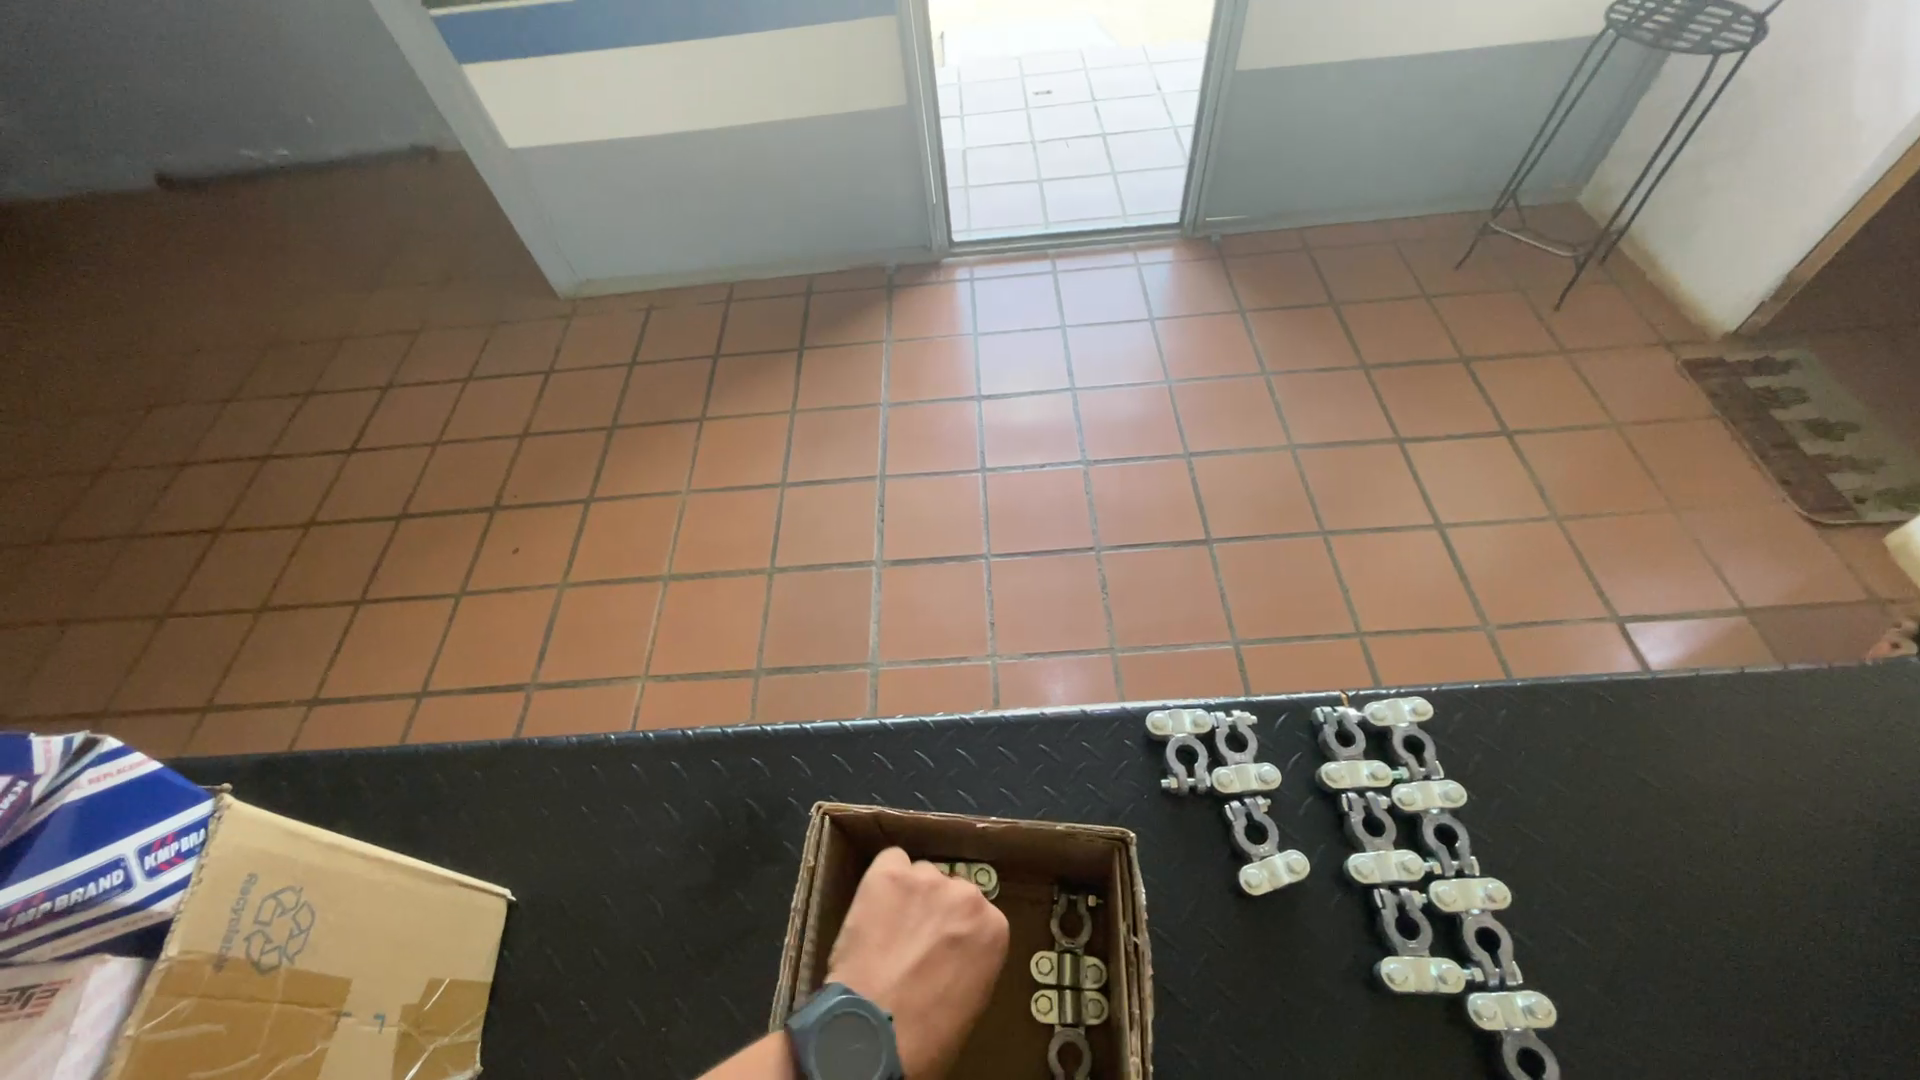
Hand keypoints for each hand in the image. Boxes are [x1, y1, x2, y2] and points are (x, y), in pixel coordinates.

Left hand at [825, 847, 1008, 1078]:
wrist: (875, 1031)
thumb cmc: (927, 1034)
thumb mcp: (971, 999)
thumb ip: (971, 958)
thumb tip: (956, 951)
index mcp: (995, 927)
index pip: (977, 915)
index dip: (955, 932)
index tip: (941, 951)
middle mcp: (968, 895)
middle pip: (950, 889)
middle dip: (934, 910)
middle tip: (912, 940)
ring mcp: (928, 879)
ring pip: (920, 875)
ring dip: (909, 895)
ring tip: (887, 927)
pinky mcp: (890, 873)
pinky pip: (891, 859)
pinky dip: (884, 878)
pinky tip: (875, 904)